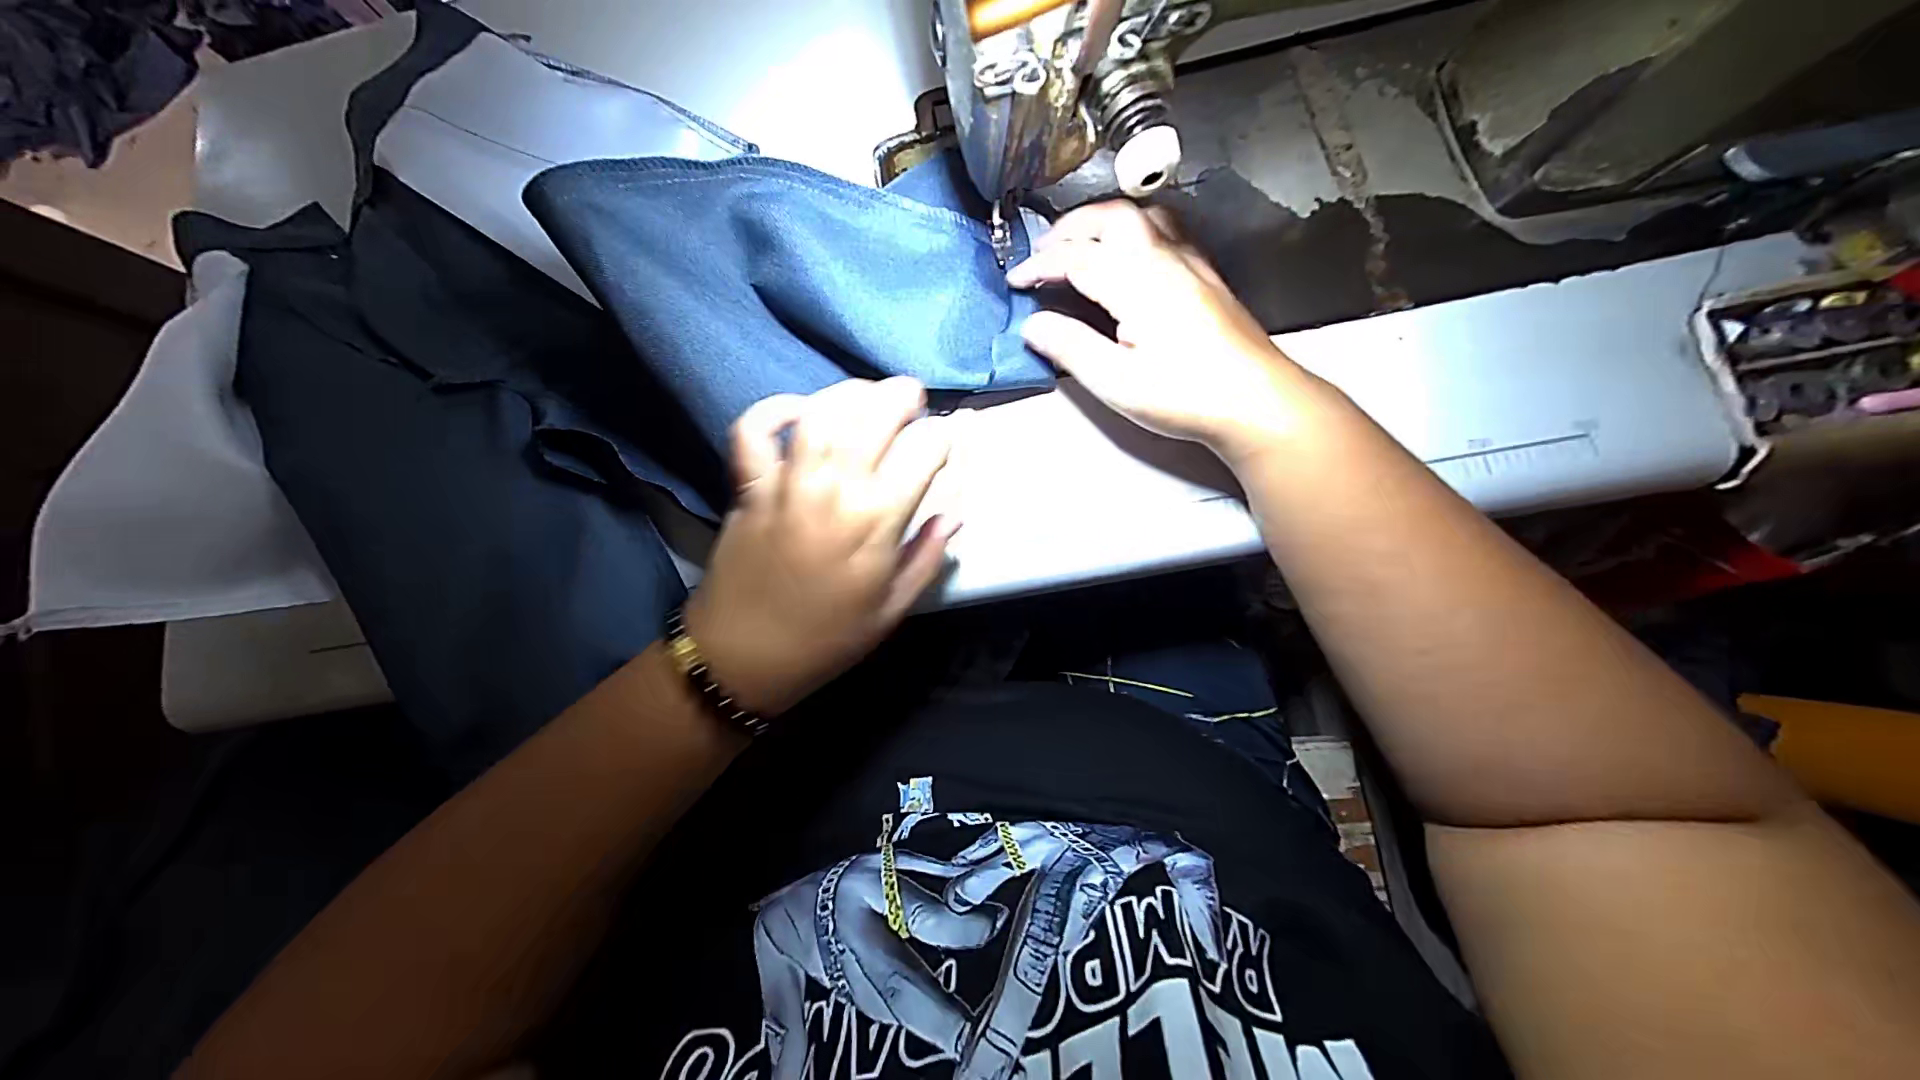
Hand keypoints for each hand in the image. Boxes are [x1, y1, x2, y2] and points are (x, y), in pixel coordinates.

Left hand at [682, 378, 958, 717]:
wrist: (745, 657)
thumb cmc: (827, 639)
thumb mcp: (891, 609)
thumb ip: (926, 556)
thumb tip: (953, 514)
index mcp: (877, 521)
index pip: (923, 453)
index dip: (941, 440)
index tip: (943, 446)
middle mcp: (834, 488)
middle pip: (874, 416)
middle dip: (902, 397)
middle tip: (913, 396)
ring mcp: (787, 482)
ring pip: (821, 412)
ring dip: (850, 393)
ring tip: (867, 396)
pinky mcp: (749, 485)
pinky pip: (753, 431)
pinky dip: (773, 410)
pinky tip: (798, 410)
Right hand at [1008, 200, 1330, 462]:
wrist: (1257, 401)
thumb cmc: (1188, 395)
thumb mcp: (1116, 381)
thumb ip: (1070, 347)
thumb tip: (1033, 325)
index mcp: (1137, 280)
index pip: (1077, 256)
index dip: (1040, 265)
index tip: (1016, 280)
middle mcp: (1165, 259)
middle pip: (1111, 218)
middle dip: (1070, 228)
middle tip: (1042, 252)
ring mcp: (1191, 264)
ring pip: (1142, 217)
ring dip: (1104, 222)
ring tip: (1081, 243)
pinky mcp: (1206, 277)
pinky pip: (1166, 232)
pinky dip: (1134, 232)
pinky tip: (1131, 257)